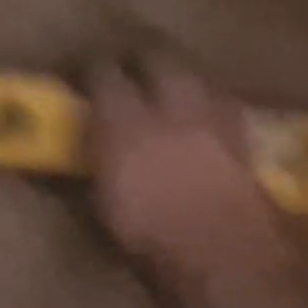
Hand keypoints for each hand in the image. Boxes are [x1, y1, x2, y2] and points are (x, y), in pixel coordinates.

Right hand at [90, 59, 284, 278]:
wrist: (215, 249)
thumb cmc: (143, 234)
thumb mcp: (95, 208)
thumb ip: (83, 174)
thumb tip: (64, 164)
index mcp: (127, 126)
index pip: (106, 80)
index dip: (91, 70)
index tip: (79, 71)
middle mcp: (173, 109)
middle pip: (160, 62)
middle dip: (140, 59)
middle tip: (124, 65)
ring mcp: (214, 117)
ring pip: (194, 79)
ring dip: (175, 78)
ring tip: (161, 89)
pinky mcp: (242, 133)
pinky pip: (218, 104)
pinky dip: (202, 105)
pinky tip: (196, 119)